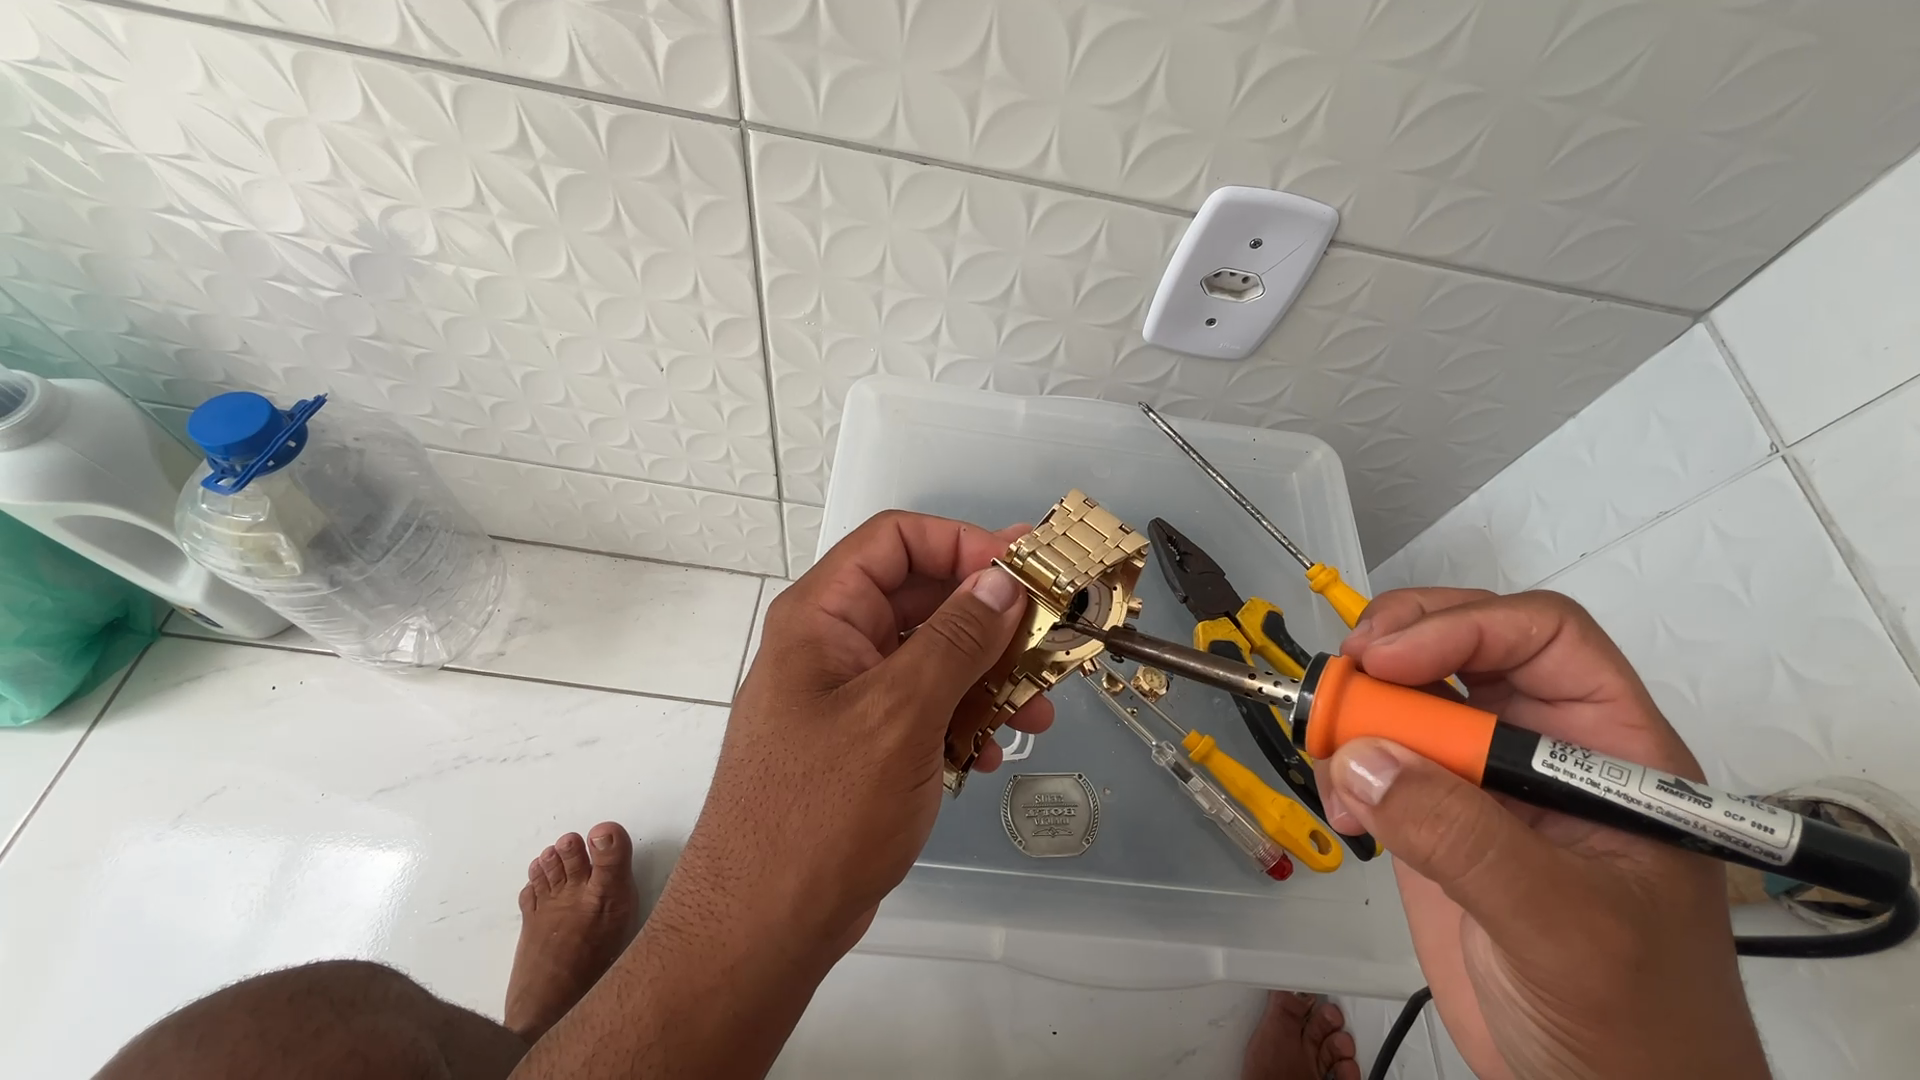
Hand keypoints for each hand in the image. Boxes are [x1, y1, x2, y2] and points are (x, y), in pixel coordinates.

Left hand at [515, 512, 1051, 1079]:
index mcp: (823, 615)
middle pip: (921, 598)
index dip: (963, 544)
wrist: (764, 927)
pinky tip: (988, 753)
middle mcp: (832, 644)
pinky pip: (922, 706)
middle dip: (989, 619)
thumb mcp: (902, 713)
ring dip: (986, 675)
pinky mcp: (862, 742)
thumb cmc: (824, 811)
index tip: (1024, 572)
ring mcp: (846, 696)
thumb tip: (1003, 581)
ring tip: (1037, 710)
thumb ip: (957, 639)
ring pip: (930, 657)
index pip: (896, 539)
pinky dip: (961, 718)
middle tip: (1049, 639)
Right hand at [1314, 589, 1768, 1079]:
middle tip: (1343, 679)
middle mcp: (1539, 748)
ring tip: (1334, 763)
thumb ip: (1465, 839)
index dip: (1462, 627)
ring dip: (1356, 712)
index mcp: (1606, 749)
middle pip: (1461, 646)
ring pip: (1406, 697)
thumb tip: (1360, 757)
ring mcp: (1479, 783)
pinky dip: (1342, 769)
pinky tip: (1344, 817)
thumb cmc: (1628, 1023)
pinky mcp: (1431, 818)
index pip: (1541, 637)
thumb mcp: (1562, 928)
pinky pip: (1374, 758)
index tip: (1386, 662)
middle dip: (1393, 649)